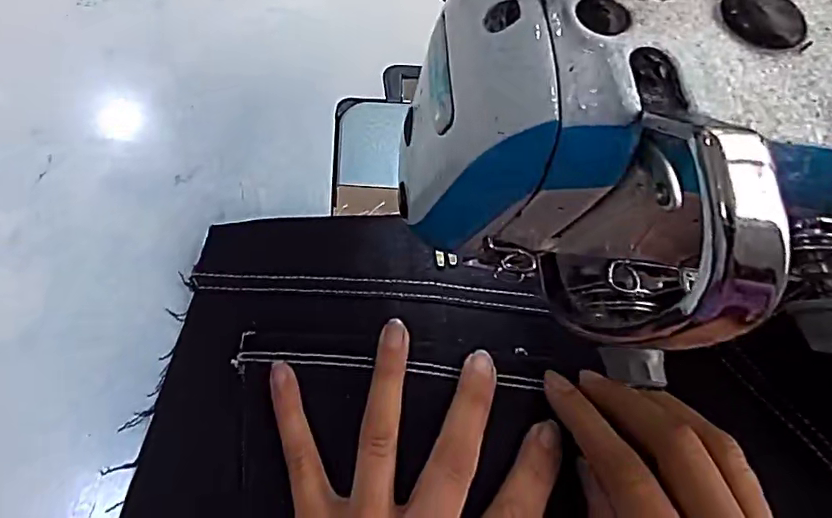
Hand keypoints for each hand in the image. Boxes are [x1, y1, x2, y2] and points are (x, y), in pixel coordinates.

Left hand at [271, 319, 563, 515]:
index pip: (510, 516)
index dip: (533, 472)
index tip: (549, 431)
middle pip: (450, 465)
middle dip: (469, 411)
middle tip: (481, 361)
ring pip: (379, 440)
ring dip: (388, 381)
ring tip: (395, 333)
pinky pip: (301, 466)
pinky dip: (290, 418)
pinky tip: (282, 375)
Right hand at [544, 370, 770, 517]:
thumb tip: (586, 464)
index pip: (628, 471)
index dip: (586, 420)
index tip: (559, 388)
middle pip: (675, 441)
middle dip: (624, 399)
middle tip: (587, 379)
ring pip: (714, 439)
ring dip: (663, 403)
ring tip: (625, 388)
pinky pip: (738, 459)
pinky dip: (702, 427)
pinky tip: (674, 416)